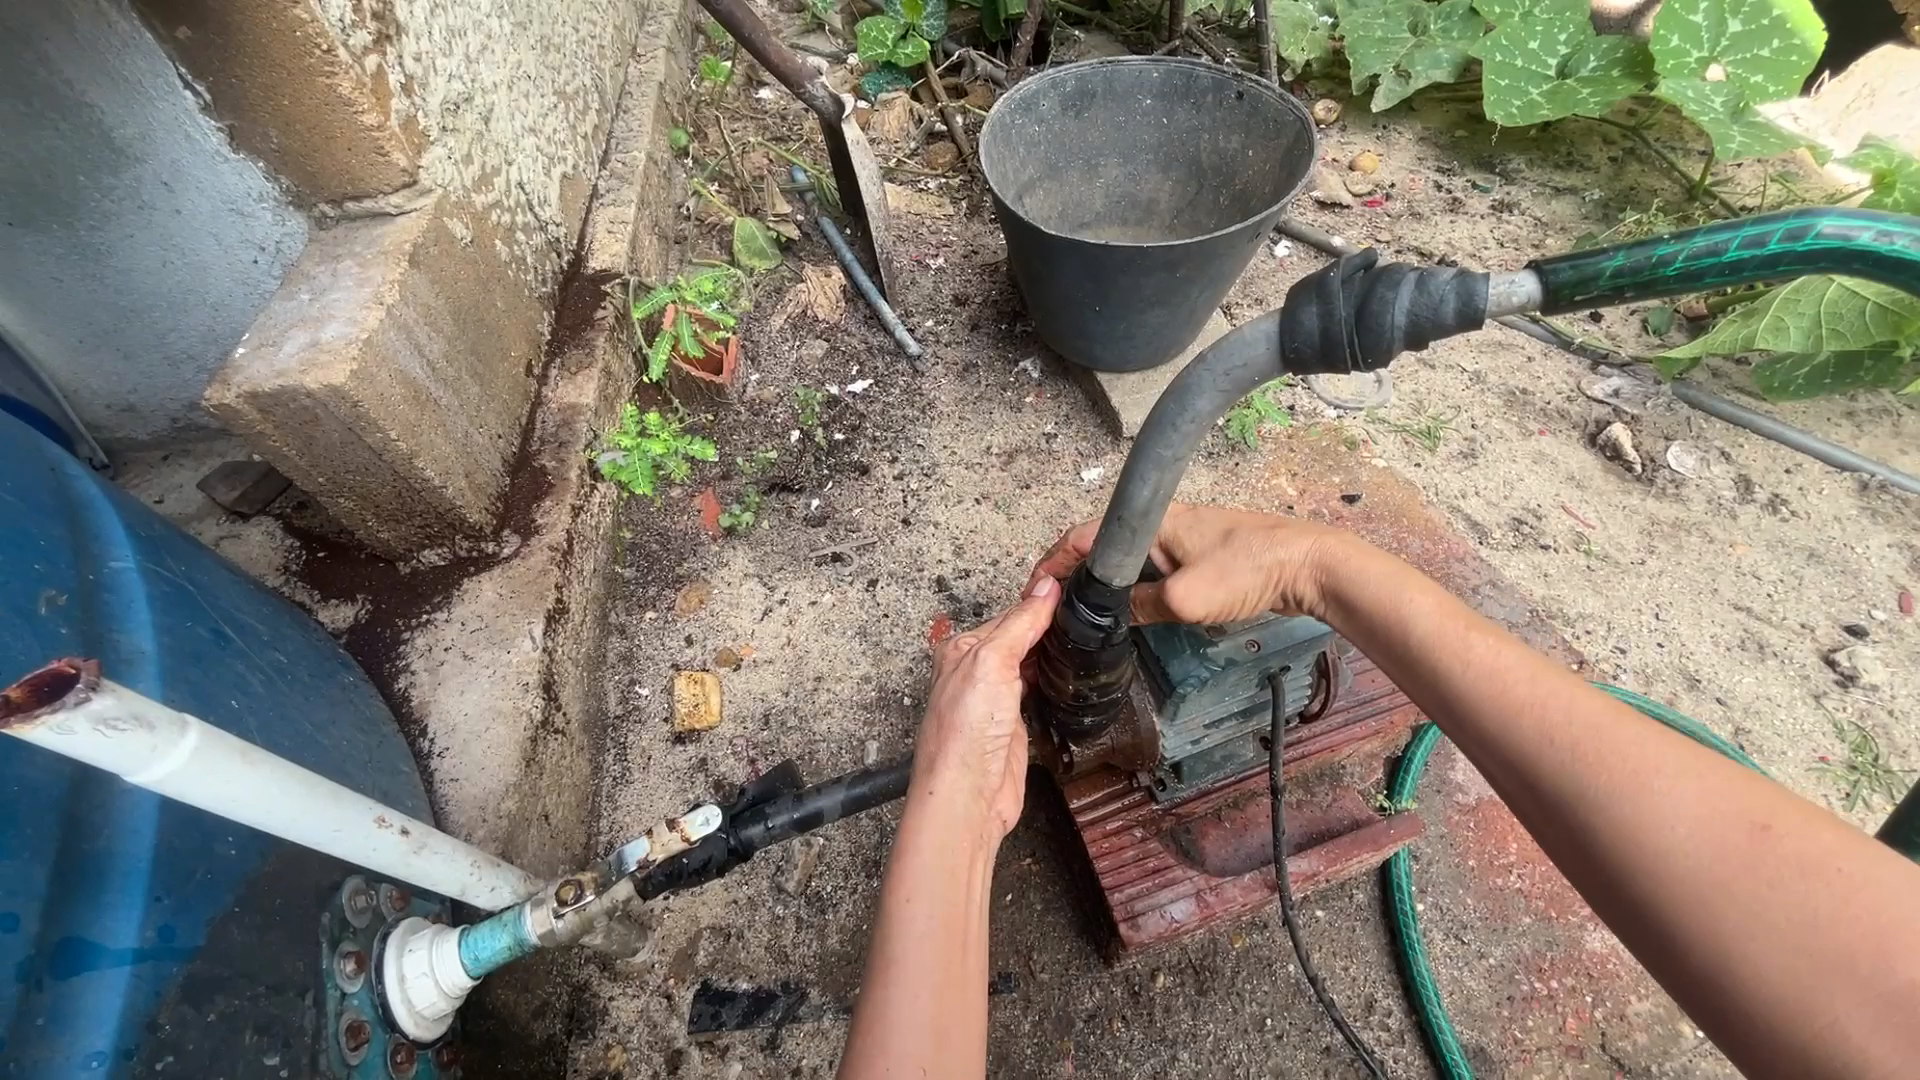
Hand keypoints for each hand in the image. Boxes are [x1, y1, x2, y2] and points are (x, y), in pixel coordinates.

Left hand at [912, 572, 1059, 842]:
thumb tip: (1044, 587)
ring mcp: (996, 700)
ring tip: (1085, 637)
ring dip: (1052, 654)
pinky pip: (1038, 693)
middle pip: (1020, 638)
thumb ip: (1020, 624)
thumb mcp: (992, 662)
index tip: (1074, 590)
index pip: (1009, 615)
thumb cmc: (964, 732)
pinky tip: (1070, 675)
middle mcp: (976, 672)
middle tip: (1087, 612)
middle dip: (1048, 627)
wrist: (969, 796)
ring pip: (1030, 665)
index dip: (1040, 603)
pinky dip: (1054, 683)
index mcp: (962, 650)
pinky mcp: (1015, 725)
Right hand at [1034, 503, 1347, 623]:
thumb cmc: (1245, 572)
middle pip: (1101, 547)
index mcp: (1147, 522)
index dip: (1053, 562)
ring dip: (1104, 583)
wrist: (1309, 566)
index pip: (1082, 536)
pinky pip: (1150, 568)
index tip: (1035, 590)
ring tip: (1083, 613)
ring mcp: (1178, 537)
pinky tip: (1127, 610)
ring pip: (1126, 560)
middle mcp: (1157, 522)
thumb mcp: (1184, 600)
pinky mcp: (1196, 553)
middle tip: (1056, 608)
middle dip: (1073, 574)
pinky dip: (1132, 587)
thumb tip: (1111, 619)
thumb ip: (1139, 608)